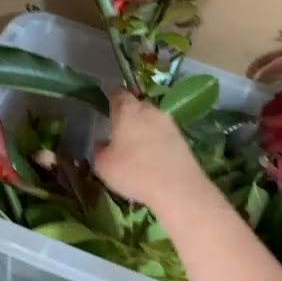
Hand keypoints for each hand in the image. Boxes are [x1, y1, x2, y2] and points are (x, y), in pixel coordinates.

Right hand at [93, 92, 210, 208]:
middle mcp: (150, 110)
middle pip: (136, 105)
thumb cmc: (134, 172)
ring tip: (135, 145)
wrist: (177, 187)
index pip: (117, 93)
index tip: (106, 100)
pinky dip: (155, 140)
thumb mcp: (103, 165)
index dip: (111, 95)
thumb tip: (102, 143)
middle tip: (118, 128)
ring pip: (151, 119)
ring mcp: (169, 123)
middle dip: (127, 113)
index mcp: (128, 110)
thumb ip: (99, 150)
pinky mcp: (181, 137)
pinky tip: (151, 155)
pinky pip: (163, 133)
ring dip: (143, 127)